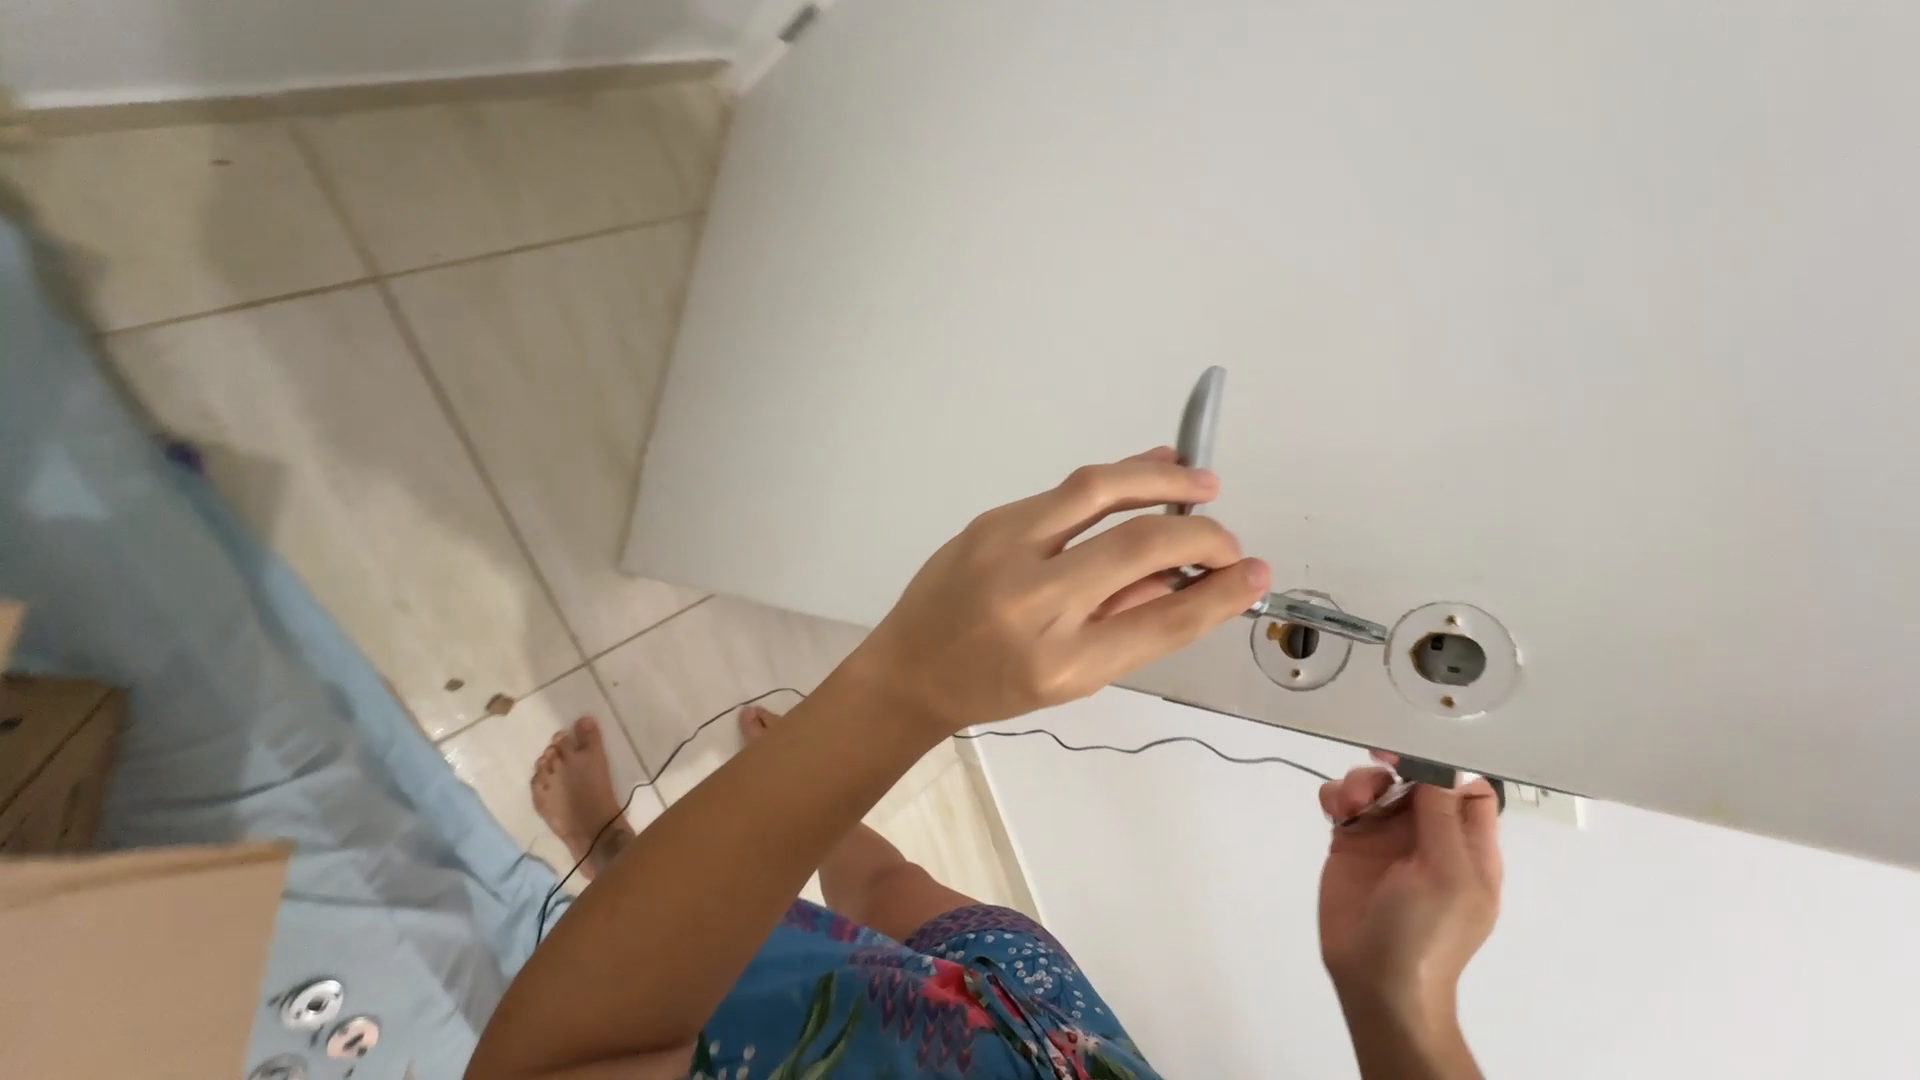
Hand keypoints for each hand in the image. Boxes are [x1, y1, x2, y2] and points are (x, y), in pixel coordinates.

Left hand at [845, 447, 1270, 733]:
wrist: (908, 668)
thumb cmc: (992, 686)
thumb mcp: (1068, 681)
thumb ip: (1130, 628)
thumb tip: (1185, 577)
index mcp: (1060, 662)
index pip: (1162, 621)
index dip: (1220, 594)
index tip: (1256, 574)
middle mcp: (1033, 601)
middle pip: (1139, 545)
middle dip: (1200, 533)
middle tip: (1227, 538)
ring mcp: (1004, 549)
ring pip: (1098, 490)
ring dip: (1160, 478)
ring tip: (1201, 482)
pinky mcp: (988, 520)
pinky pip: (1065, 493)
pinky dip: (1114, 482)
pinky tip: (1144, 476)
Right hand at [1317, 764, 1501, 1015]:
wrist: (1376, 977)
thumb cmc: (1426, 932)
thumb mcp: (1450, 876)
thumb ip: (1443, 817)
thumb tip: (1438, 768)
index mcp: (1467, 846)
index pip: (1468, 789)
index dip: (1446, 767)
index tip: (1415, 753)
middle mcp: (1428, 835)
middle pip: (1413, 779)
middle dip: (1394, 767)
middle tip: (1375, 761)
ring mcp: (1386, 838)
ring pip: (1375, 785)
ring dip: (1359, 782)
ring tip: (1349, 805)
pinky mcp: (1350, 842)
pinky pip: (1342, 802)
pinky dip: (1335, 796)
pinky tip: (1335, 812)